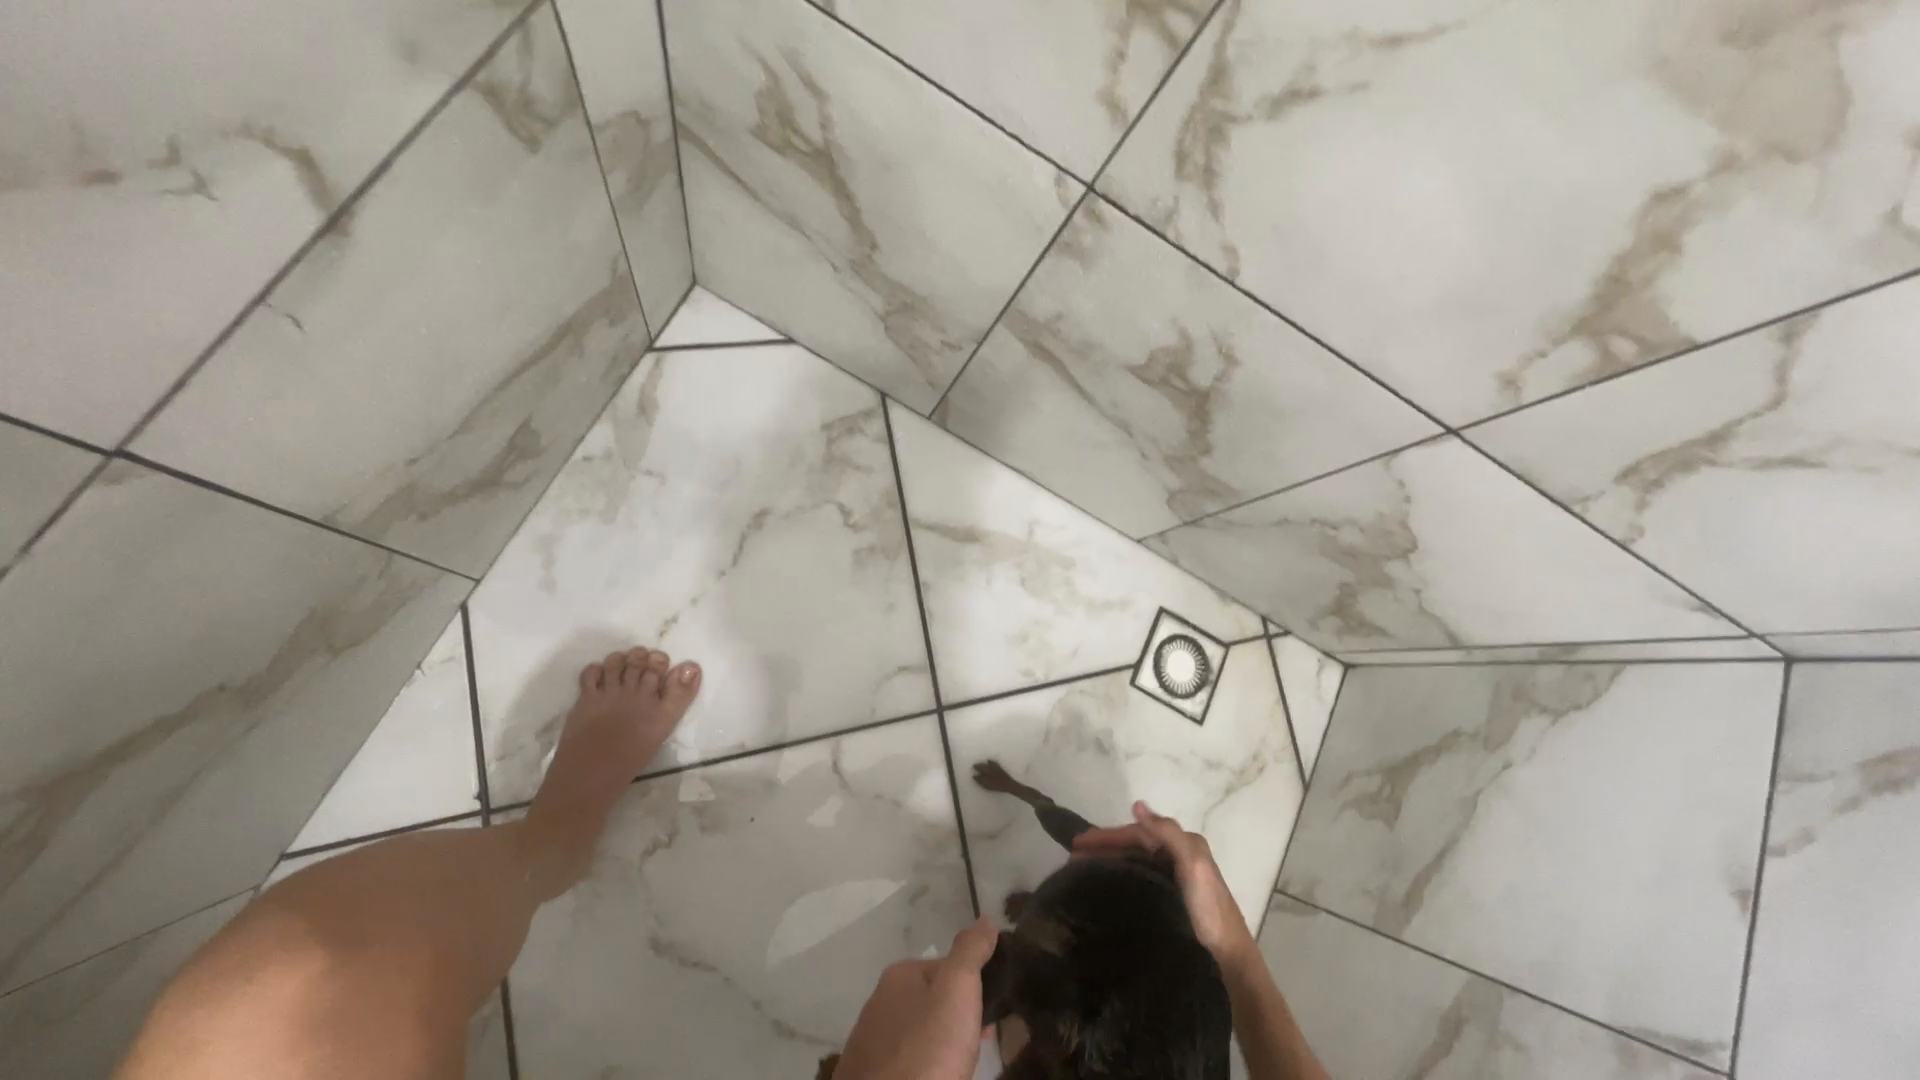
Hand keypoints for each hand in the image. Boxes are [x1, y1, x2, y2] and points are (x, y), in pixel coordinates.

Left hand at [832, 916, 996, 1079]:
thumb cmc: (927, 1049)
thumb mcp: (958, 991)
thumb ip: (971, 952)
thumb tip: (985, 918)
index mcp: (899, 974)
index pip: (947, 968)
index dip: (974, 989)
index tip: (991, 1013)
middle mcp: (879, 1000)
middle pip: (932, 1001)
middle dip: (958, 1019)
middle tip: (980, 1041)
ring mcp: (870, 1040)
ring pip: (919, 1033)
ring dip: (941, 1044)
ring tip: (960, 1064)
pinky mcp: (867, 1073)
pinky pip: (906, 1061)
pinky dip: (923, 1065)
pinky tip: (934, 1075)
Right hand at [1072, 802, 1257, 973]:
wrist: (1230, 962)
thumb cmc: (1210, 912)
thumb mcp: (1194, 865)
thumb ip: (1169, 833)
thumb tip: (1137, 805)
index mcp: (1184, 846)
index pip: (1138, 833)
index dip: (1108, 836)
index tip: (1077, 845)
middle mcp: (1178, 859)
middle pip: (1134, 847)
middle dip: (1103, 849)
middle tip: (1071, 859)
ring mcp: (1173, 883)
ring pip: (1133, 865)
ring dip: (1108, 864)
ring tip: (1079, 873)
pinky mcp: (1169, 904)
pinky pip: (1137, 883)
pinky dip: (1118, 881)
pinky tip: (1103, 891)